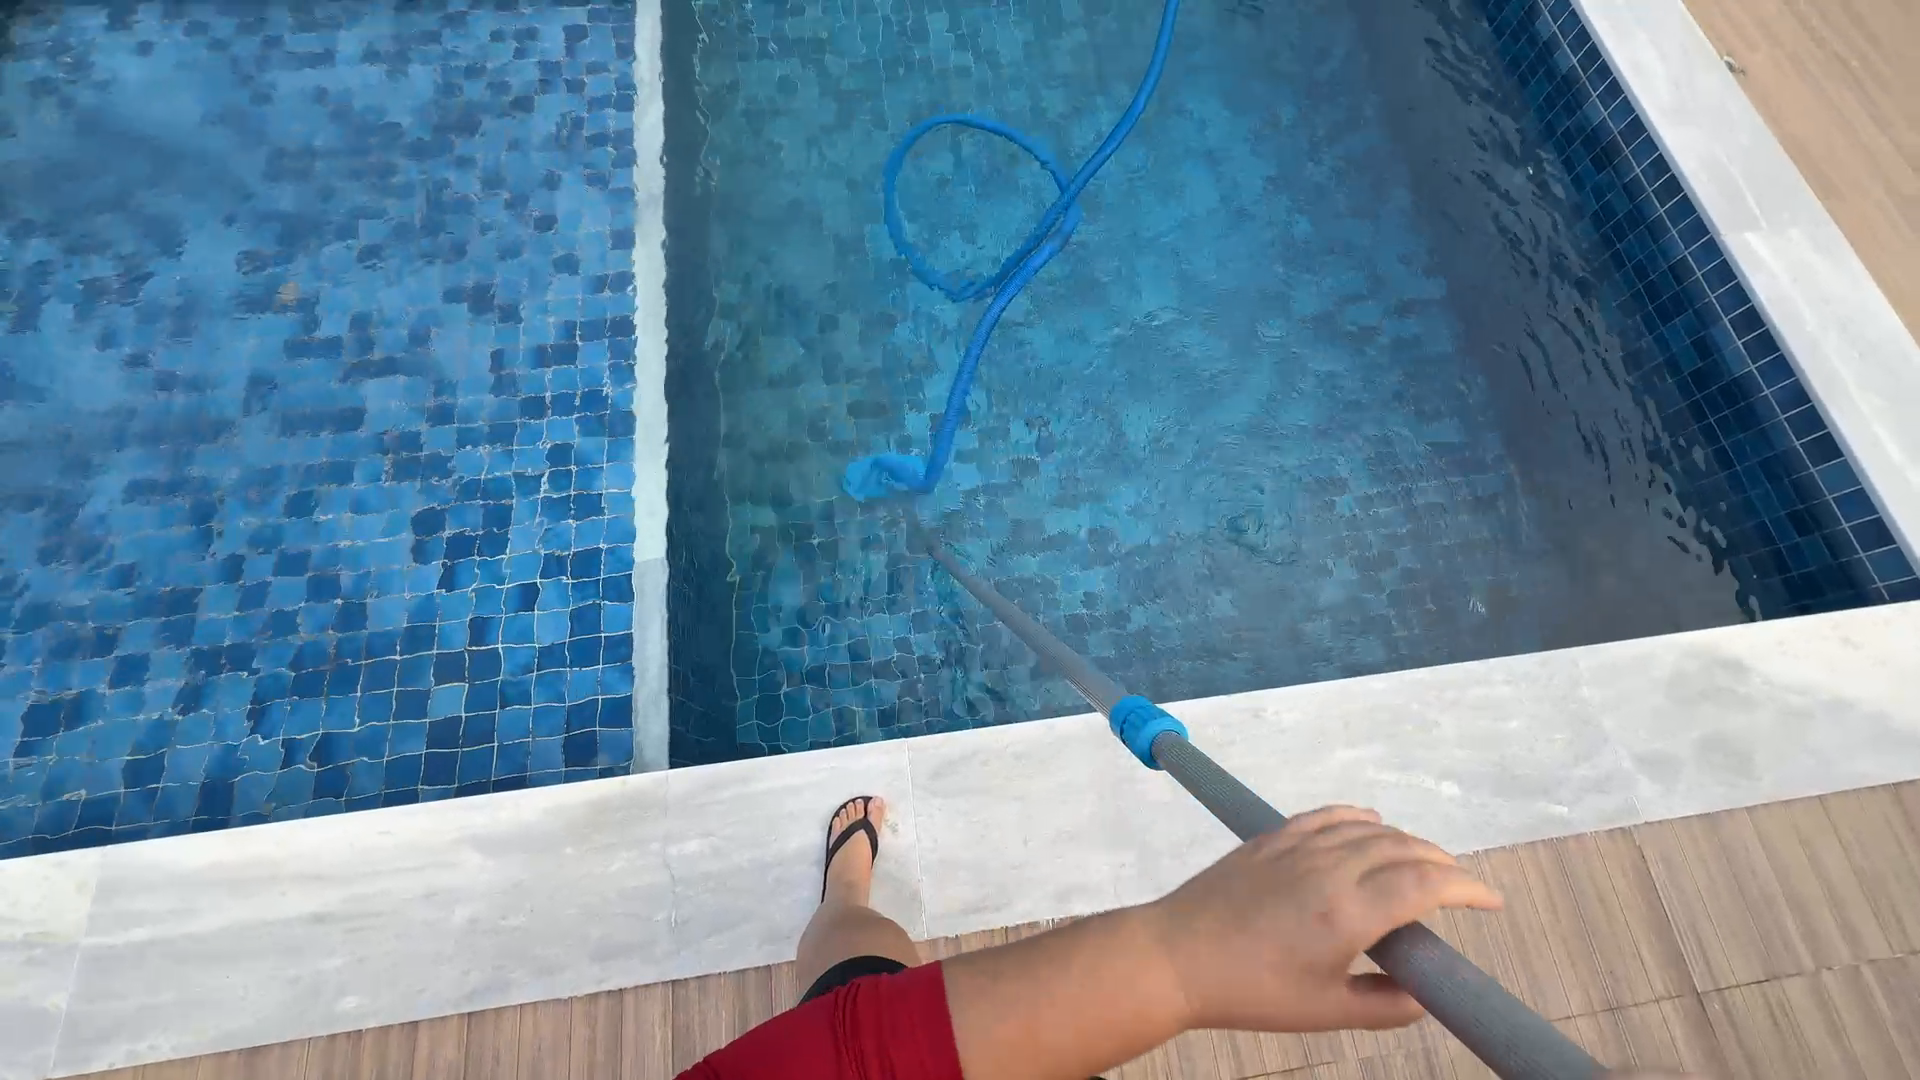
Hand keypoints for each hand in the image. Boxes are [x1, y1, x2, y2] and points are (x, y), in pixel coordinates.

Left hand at [1142, 805, 1502, 1032]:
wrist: (1178, 953)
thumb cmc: (1252, 990)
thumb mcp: (1326, 1011)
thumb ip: (1384, 1004)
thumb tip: (1421, 995)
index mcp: (1347, 912)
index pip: (1424, 884)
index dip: (1466, 887)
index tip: (1491, 899)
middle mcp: (1326, 868)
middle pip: (1401, 848)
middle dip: (1441, 862)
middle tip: (1461, 885)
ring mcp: (1294, 846)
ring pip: (1364, 829)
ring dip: (1403, 839)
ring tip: (1423, 860)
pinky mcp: (1268, 838)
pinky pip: (1322, 816)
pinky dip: (1355, 816)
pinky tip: (1368, 823)